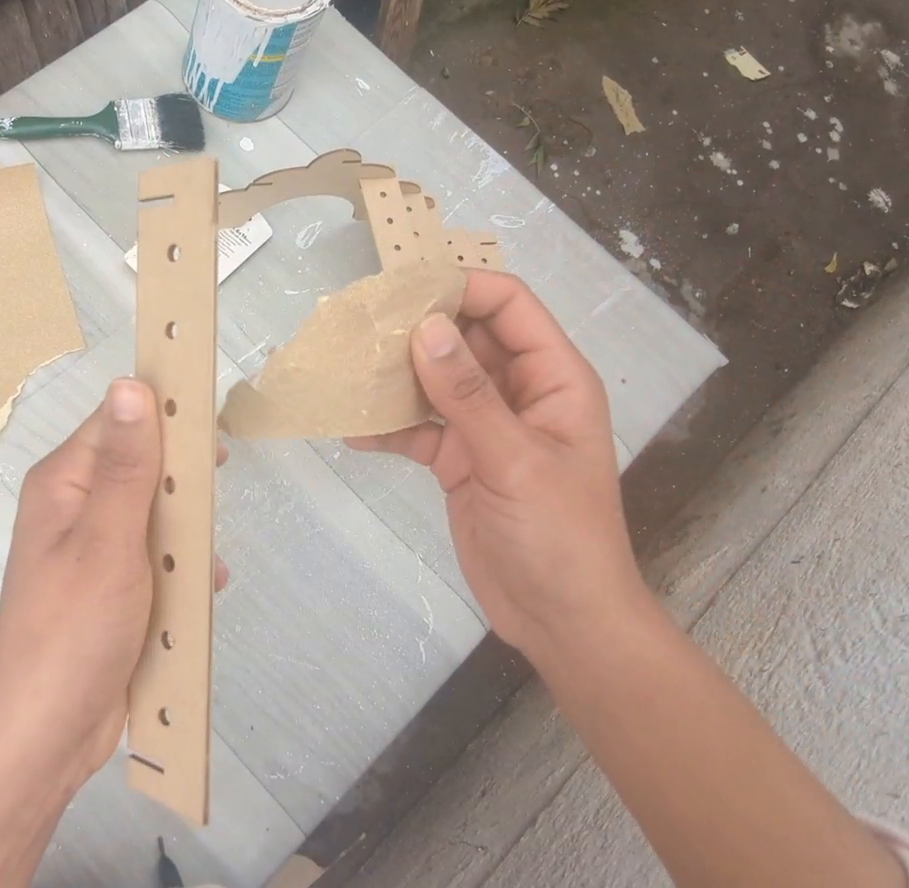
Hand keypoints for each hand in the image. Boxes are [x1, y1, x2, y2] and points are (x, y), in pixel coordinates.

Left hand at [0, 379, 229, 791]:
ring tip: (210, 551)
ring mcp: (93, 552)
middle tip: (218, 487)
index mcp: (64, 483)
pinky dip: (179, 568)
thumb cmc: (72, 629)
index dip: (163, 414)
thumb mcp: (106, 540)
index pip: (117, 421)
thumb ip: (126, 466)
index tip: (212, 423)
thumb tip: (131, 383)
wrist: (45, 735)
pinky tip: (205, 586)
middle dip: (180, 479)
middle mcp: (75, 508)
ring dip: (185, 528)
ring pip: (153, 515)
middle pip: (139, 467)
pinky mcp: (111, 590)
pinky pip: (154, 559)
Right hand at [347, 271, 651, 660]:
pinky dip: (389, 428)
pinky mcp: (459, 460)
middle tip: (359, 327)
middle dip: (415, 330)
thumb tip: (425, 326)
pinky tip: (354, 432)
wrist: (561, 620)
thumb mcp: (515, 459)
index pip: (508, 306)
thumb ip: (468, 394)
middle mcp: (518, 393)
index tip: (401, 289)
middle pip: (464, 338)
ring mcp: (486, 427)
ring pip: (435, 382)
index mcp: (553, 378)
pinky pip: (419, 429)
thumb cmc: (559, 536)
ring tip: (348, 372)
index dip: (460, 287)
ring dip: (395, 378)